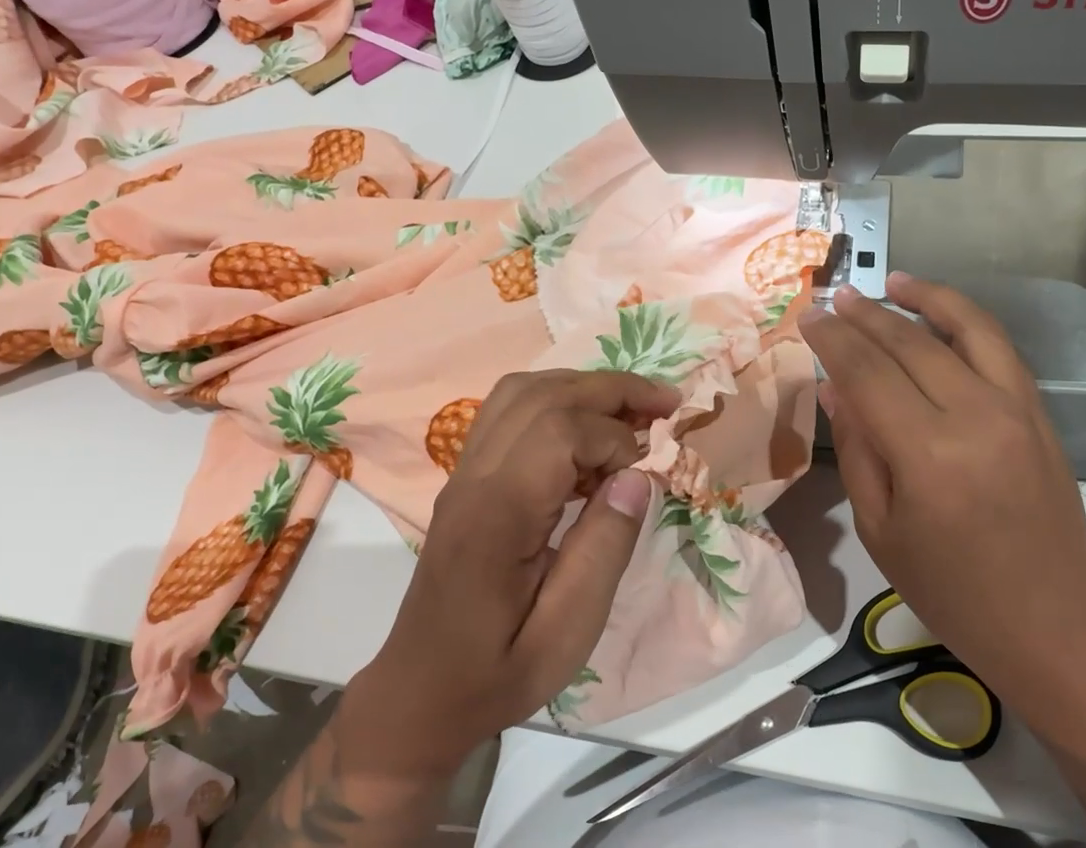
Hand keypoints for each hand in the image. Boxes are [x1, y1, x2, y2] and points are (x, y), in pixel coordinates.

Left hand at [345, 369, 678, 771]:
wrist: (419, 696)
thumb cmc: (496, 674)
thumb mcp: (566, 634)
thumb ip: (604, 551)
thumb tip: (637, 476)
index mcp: (497, 515)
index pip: (560, 431)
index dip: (615, 438)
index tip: (645, 476)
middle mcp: (473, 479)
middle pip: (543, 394)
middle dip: (612, 389)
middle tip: (667, 404)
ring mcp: (463, 474)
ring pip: (522, 392)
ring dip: (584, 389)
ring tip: (634, 411)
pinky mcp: (466, 481)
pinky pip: (510, 413)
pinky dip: (560, 405)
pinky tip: (591, 436)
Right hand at [799, 274, 1085, 702]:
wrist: (1050, 622)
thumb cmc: (952, 592)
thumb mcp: (881, 531)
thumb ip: (857, 450)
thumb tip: (834, 386)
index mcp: (928, 454)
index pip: (869, 373)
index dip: (834, 340)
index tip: (810, 317)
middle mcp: (976, 415)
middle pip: (912, 344)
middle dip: (868, 315)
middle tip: (836, 297)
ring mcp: (1017, 408)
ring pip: (967, 329)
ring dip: (926, 298)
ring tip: (891, 281)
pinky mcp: (1040, 413)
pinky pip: (999, 350)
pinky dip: (967, 322)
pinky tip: (941, 315)